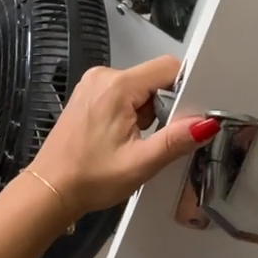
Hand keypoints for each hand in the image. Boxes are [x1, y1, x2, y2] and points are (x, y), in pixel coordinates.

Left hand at [25, 55, 214, 218]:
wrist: (50, 190)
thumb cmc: (92, 178)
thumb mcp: (140, 163)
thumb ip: (176, 140)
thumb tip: (207, 123)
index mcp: (117, 85)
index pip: (167, 68)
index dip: (185, 88)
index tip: (189, 116)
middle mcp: (103, 75)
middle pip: (153, 78)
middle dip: (163, 106)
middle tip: (155, 138)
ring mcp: (92, 84)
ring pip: (139, 88)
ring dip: (146, 112)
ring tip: (135, 143)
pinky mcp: (87, 95)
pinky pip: (122, 94)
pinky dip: (130, 113)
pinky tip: (121, 138)